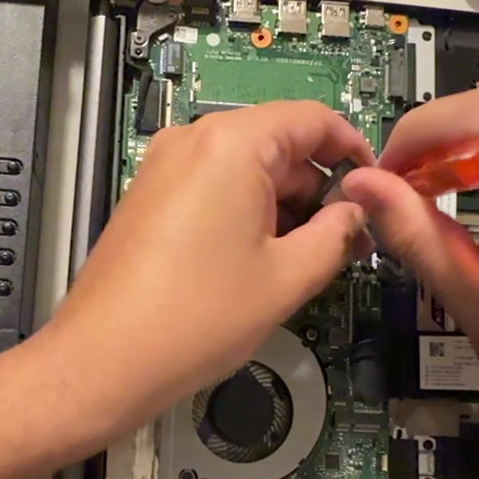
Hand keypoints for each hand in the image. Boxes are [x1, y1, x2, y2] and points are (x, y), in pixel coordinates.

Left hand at [46, 100, 373, 429]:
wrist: (104, 361)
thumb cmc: (192, 320)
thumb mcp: (287, 278)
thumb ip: (338, 235)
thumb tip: (356, 215)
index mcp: (230, 144)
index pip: (312, 118)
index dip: (353, 150)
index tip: (373, 187)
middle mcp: (191, 142)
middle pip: (277, 143)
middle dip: (317, 188)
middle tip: (344, 239)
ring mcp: (164, 169)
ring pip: (245, 169)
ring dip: (282, 206)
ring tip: (302, 260)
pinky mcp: (149, 198)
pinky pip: (212, 188)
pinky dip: (245, 214)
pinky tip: (258, 262)